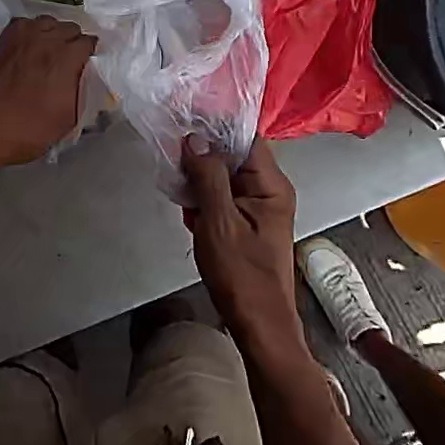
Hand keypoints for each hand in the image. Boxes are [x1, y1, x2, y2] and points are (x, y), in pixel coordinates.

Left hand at [0, 16, 97, 179]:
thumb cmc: (24, 131)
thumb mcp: (67, 121)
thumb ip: (85, 94)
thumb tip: (93, 82)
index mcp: (66, 57)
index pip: (91, 42)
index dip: (91, 56)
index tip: (88, 68)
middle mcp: (45, 37)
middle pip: (70, 28)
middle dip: (73, 43)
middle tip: (69, 64)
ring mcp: (19, 34)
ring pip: (47, 22)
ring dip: (52, 35)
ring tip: (48, 54)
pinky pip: (24, 25)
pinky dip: (30, 34)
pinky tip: (26, 50)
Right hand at [182, 135, 302, 352]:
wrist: (258, 325)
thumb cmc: (241, 275)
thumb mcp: (219, 222)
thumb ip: (207, 177)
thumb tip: (195, 139)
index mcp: (271, 186)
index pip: (246, 139)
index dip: (216, 127)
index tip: (185, 120)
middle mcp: (269, 192)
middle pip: (233, 157)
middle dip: (203, 156)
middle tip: (172, 156)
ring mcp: (258, 209)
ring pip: (224, 178)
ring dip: (200, 181)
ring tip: (178, 187)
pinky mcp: (246, 224)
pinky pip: (223, 199)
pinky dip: (204, 200)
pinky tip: (188, 212)